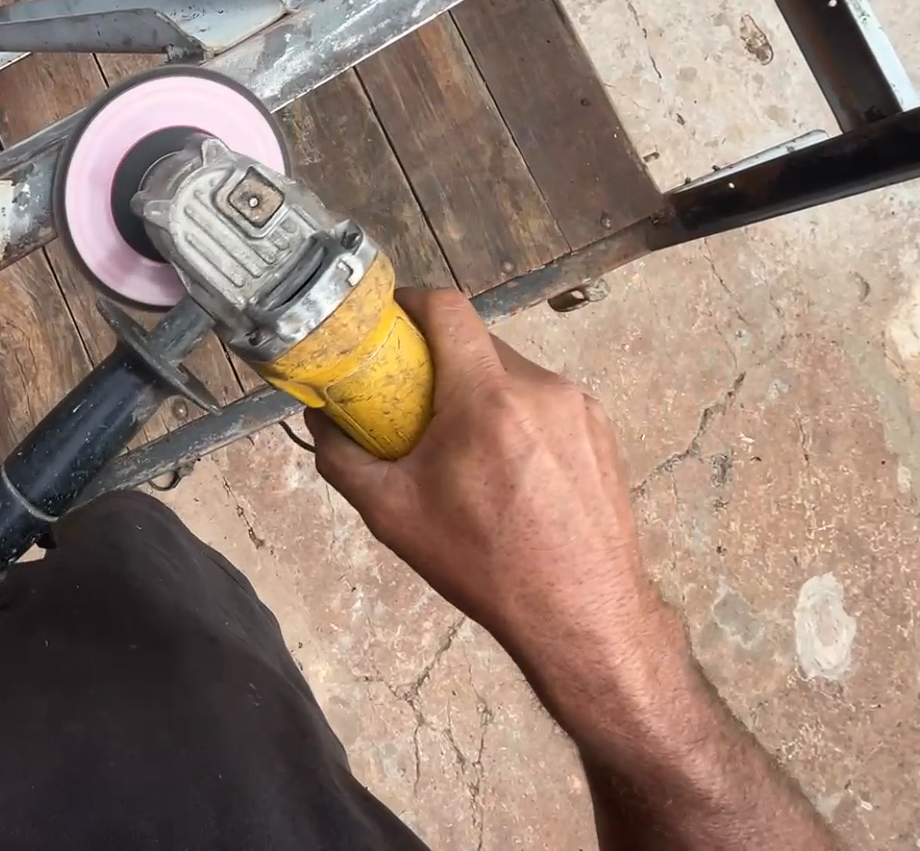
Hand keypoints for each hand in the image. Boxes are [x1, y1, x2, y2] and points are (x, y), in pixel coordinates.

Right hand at [306, 289, 680, 702]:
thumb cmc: (480, 562)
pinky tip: (498, 461)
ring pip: (508, 368)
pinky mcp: (601, 431)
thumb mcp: (389, 512)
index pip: (447, 309)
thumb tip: (319, 418)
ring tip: (450, 434)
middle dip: (433, 353)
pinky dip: (507, 409)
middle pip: (473, 339)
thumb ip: (340, 456)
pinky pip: (539, 397)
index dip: (409, 301)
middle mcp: (539, 388)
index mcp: (486, 399)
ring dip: (470, 383)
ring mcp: (579, 408)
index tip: (384, 320)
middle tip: (404, 393)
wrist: (585, 620)